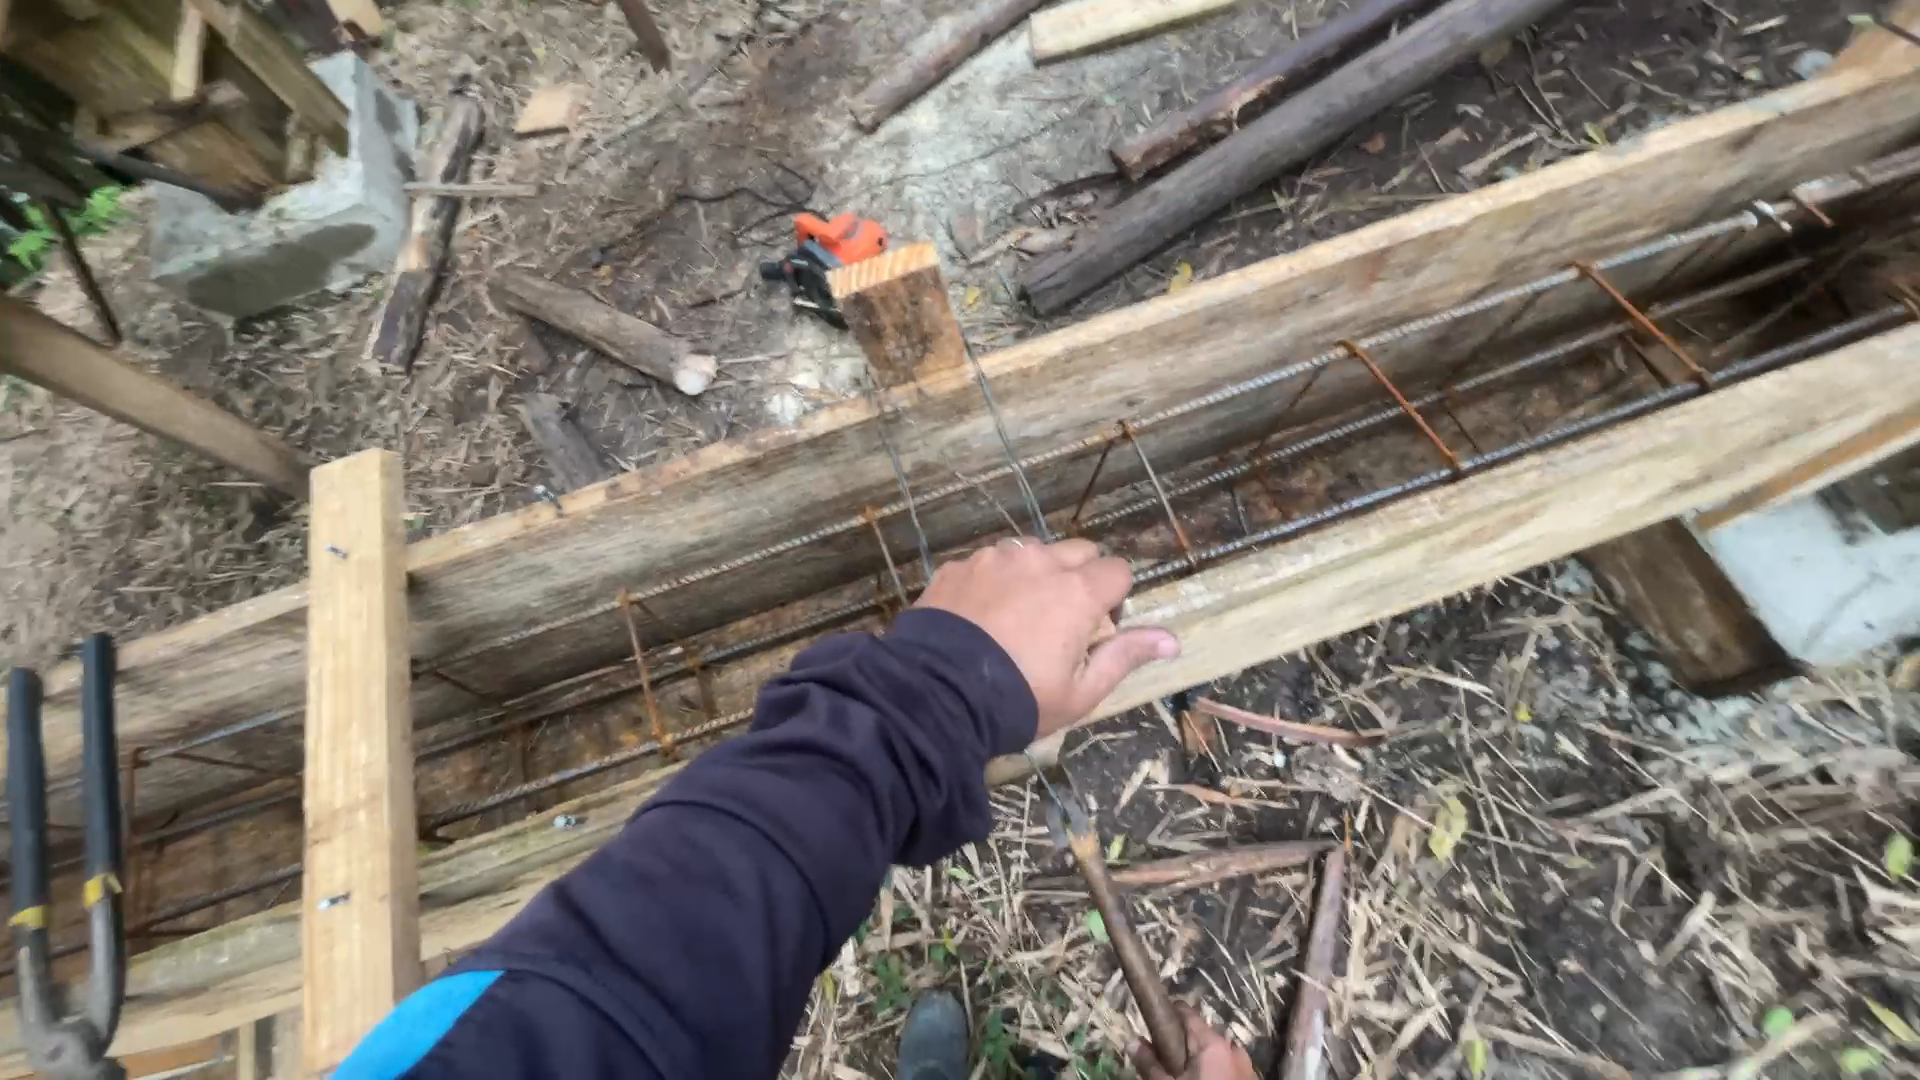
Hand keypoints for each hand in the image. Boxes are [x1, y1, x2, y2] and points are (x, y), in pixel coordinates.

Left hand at [913, 537, 1178, 736]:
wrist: (936, 697)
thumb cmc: (1019, 700)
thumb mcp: (1081, 691)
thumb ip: (1126, 656)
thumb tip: (1172, 640)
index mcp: (1077, 591)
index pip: (1118, 570)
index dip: (1115, 599)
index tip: (1097, 630)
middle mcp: (1038, 561)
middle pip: (1078, 552)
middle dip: (1080, 578)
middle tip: (1060, 622)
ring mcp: (994, 559)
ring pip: (1031, 552)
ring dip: (1036, 574)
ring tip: (1016, 617)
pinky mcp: (958, 566)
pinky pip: (990, 562)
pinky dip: (995, 581)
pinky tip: (980, 617)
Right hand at [1131, 1009, 1255, 1079]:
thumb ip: (1149, 1064)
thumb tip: (1132, 1041)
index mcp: (1213, 1043)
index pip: (1183, 1011)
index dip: (1164, 1018)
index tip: (1151, 1033)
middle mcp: (1234, 1048)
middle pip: (1198, 1035)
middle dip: (1180, 1047)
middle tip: (1164, 1066)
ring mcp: (1247, 1068)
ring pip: (1213, 1055)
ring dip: (1198, 1064)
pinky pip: (1227, 1071)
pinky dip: (1213, 1076)